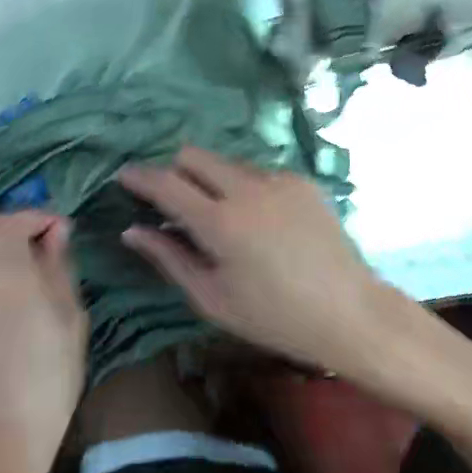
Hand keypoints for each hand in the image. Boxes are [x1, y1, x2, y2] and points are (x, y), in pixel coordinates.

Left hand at [0, 211, 87, 472]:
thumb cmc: (45, 381)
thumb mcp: (69, 321)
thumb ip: (60, 270)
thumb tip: (56, 234)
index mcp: (3, 271)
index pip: (8, 220)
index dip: (37, 216)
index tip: (65, 232)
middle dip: (17, 228)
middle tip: (51, 247)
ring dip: (1, 250)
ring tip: (36, 273)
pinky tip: (14, 299)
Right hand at [116, 147, 405, 373]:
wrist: (348, 310)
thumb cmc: (273, 316)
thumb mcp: (212, 298)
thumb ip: (169, 258)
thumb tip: (131, 230)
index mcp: (221, 222)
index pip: (167, 184)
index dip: (140, 177)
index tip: (123, 175)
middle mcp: (248, 188)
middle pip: (194, 155)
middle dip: (175, 171)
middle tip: (173, 202)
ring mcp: (279, 179)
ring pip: (227, 162)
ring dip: (211, 179)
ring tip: (221, 217)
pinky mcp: (302, 181)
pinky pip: (258, 172)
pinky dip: (245, 187)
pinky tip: (258, 221)